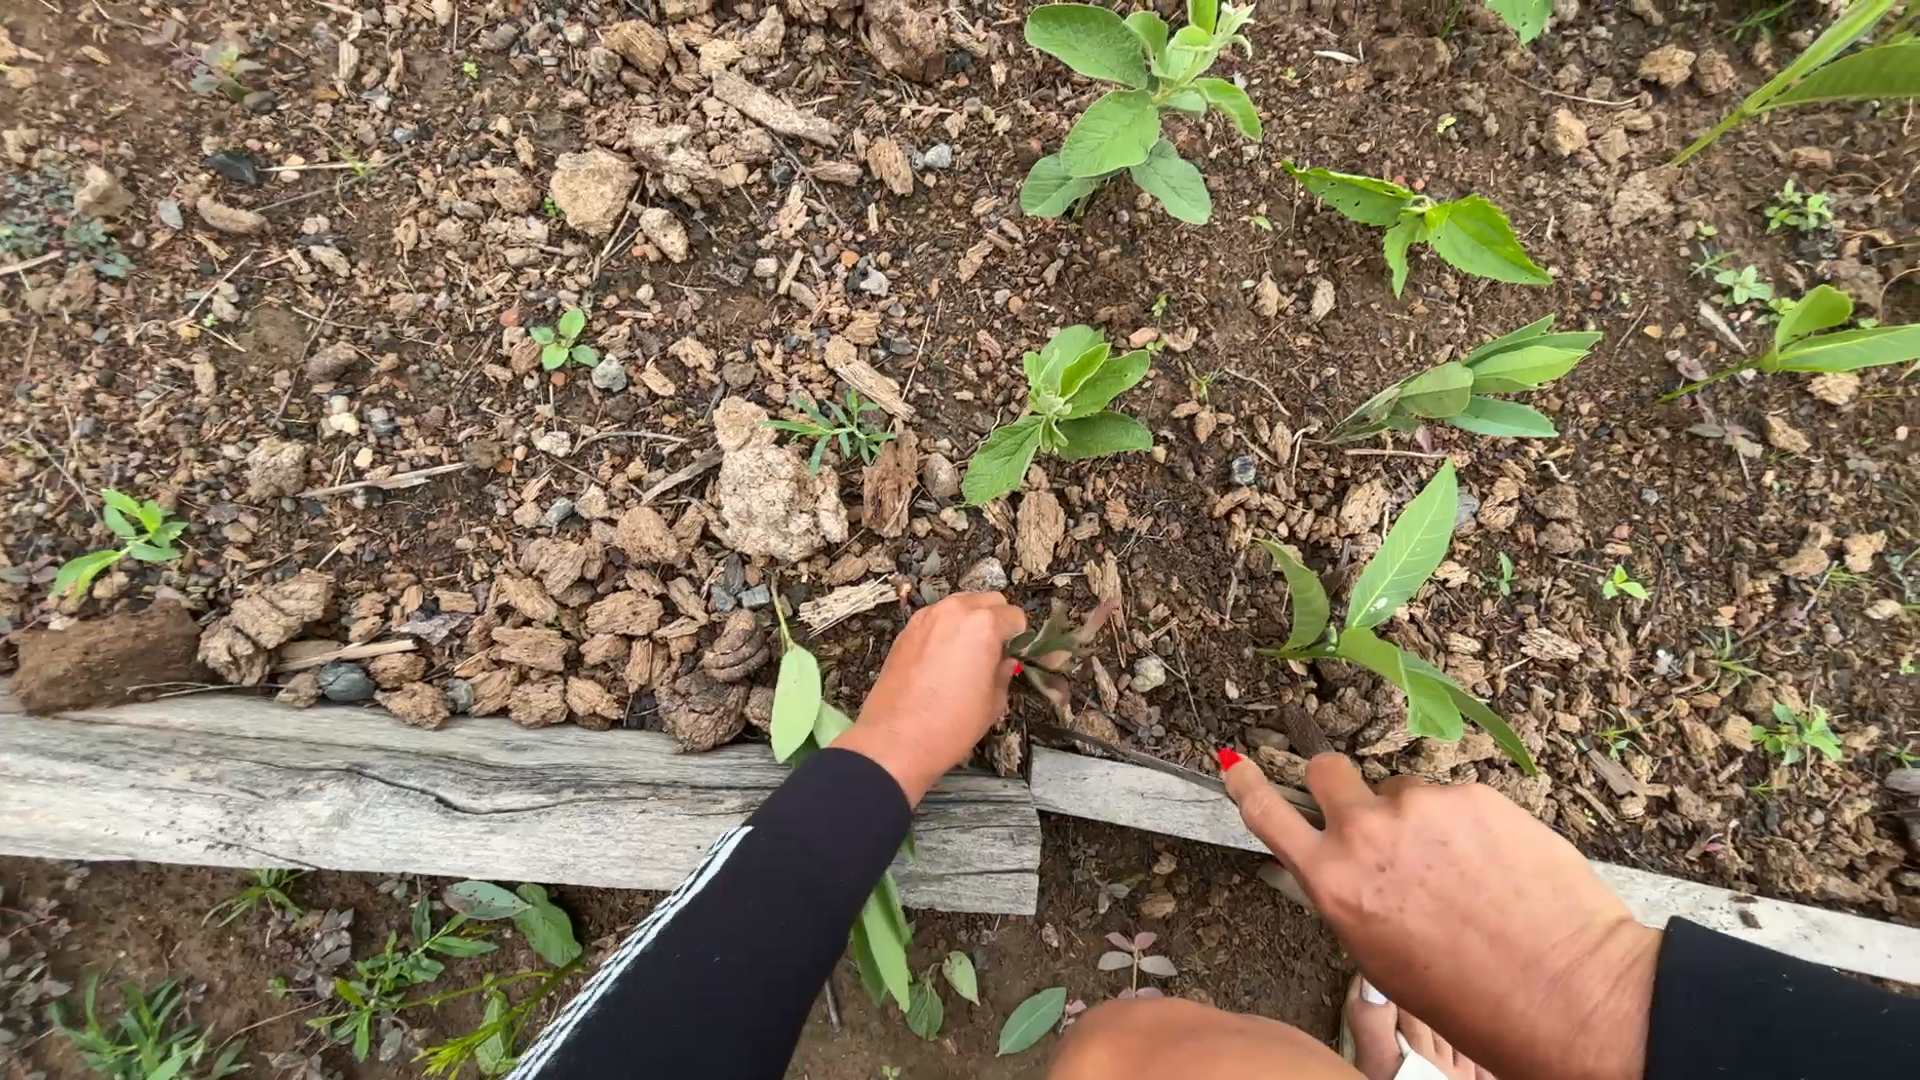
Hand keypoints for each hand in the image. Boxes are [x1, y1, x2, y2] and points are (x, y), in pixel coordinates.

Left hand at [835, 593, 1026, 804]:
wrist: (895, 739)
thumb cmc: (951, 724)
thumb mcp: (992, 703)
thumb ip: (1003, 673)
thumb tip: (1004, 661)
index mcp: (984, 625)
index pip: (1014, 616)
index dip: (1019, 637)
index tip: (1014, 655)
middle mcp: (955, 611)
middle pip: (988, 600)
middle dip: (996, 620)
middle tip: (994, 652)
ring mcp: (927, 617)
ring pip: (960, 604)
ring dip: (971, 620)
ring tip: (967, 654)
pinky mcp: (907, 629)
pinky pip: (937, 617)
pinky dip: (946, 628)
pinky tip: (943, 658)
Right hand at [1223, 753, 1659, 1079]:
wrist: (1579, 1001)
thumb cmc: (1472, 998)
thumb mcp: (1376, 950)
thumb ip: (1344, 890)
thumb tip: (1340, 860)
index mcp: (1334, 881)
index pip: (1266, 813)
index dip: (1244, 782)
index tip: (1234, 760)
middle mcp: (1364, 834)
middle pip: (1326, 769)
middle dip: (1340, 785)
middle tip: (1372, 812)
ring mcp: (1419, 807)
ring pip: (1400, 788)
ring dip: (1417, 814)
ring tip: (1462, 866)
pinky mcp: (1472, 795)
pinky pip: (1453, 796)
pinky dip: (1467, 822)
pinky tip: (1497, 863)